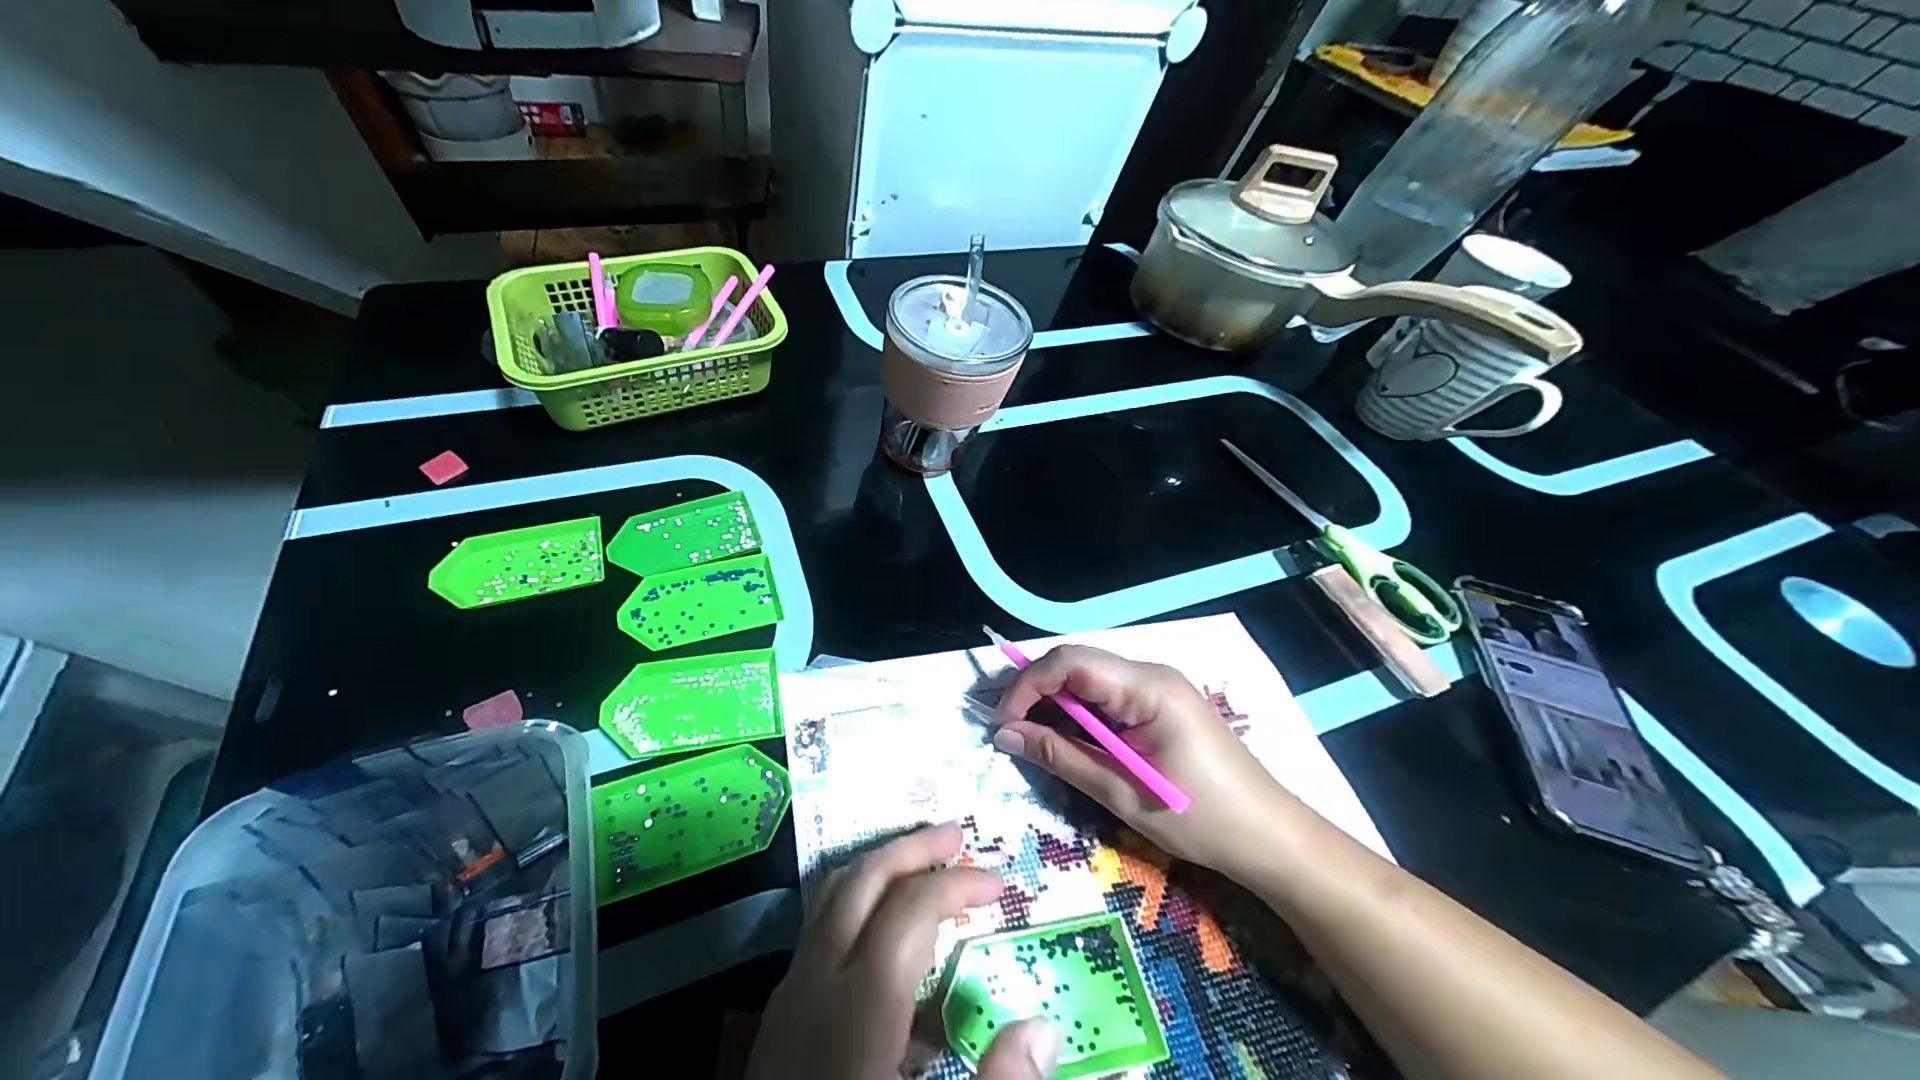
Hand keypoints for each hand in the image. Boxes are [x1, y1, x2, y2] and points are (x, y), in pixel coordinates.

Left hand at [745, 824, 1062, 1079]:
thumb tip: (1043, 1027)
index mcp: (859, 1005)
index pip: (911, 908)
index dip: (958, 884)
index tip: (1000, 885)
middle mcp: (815, 981)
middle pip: (863, 881)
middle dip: (913, 849)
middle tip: (956, 836)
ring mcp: (789, 994)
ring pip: (831, 895)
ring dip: (881, 868)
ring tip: (922, 863)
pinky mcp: (778, 1016)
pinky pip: (820, 926)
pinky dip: (858, 901)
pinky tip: (885, 931)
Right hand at [992, 645, 1312, 882]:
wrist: (1269, 837)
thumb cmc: (1200, 819)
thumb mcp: (1121, 792)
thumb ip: (1061, 756)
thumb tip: (1006, 735)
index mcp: (1148, 687)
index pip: (1070, 662)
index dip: (1027, 686)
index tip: (1003, 725)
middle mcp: (1152, 674)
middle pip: (1077, 665)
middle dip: (1036, 693)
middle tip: (1010, 734)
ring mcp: (1159, 686)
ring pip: (1090, 679)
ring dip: (1056, 705)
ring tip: (1032, 740)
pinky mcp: (1161, 703)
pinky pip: (1108, 696)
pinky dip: (1080, 715)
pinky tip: (1068, 741)